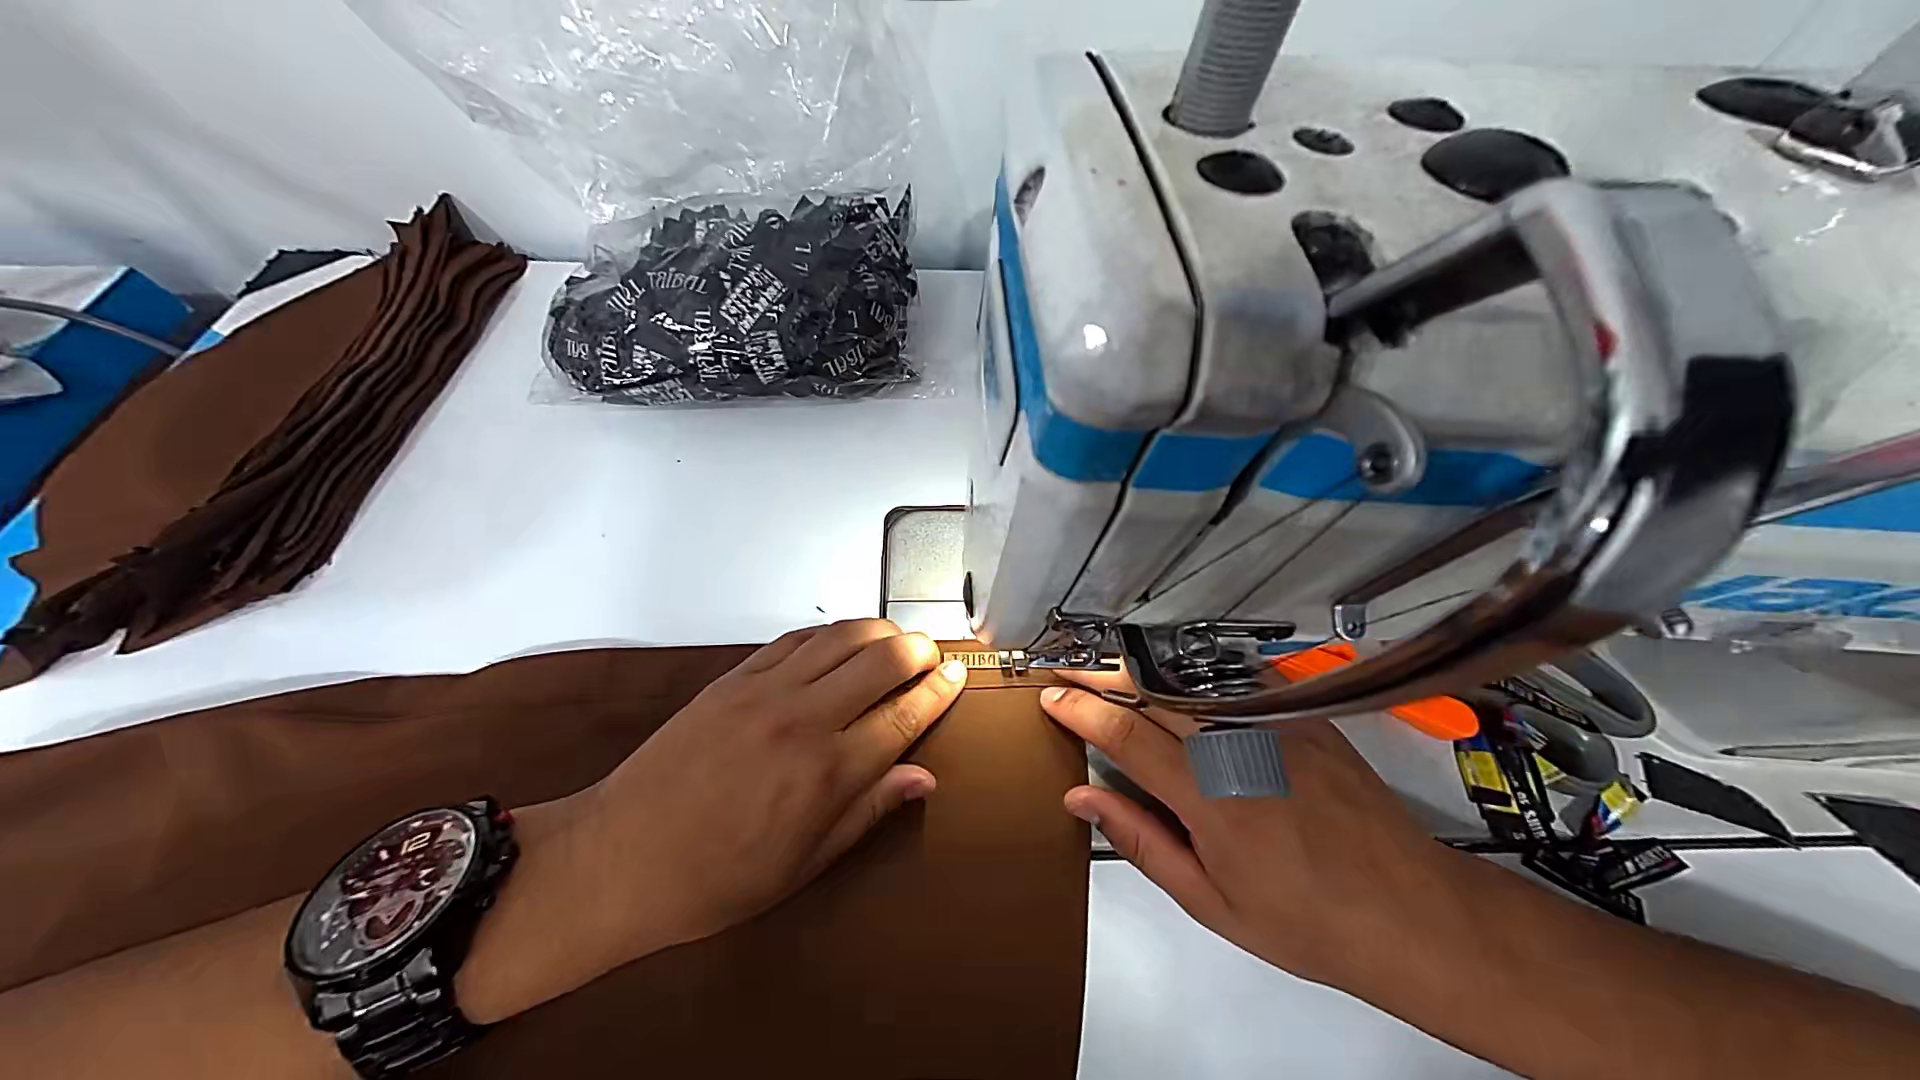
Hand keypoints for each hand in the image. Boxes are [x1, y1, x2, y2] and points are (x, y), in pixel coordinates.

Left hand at [581, 619, 967, 951]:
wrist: (618, 859)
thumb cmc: (713, 879)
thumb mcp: (803, 865)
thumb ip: (868, 811)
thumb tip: (921, 779)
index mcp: (826, 775)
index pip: (903, 716)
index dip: (938, 691)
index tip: (956, 675)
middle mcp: (802, 721)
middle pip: (882, 661)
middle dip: (918, 649)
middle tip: (932, 652)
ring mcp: (764, 692)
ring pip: (841, 637)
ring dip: (879, 630)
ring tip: (897, 637)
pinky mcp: (732, 679)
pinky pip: (792, 639)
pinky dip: (827, 633)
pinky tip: (839, 639)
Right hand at [1040, 671, 1477, 994]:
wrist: (1411, 911)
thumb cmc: (1311, 920)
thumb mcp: (1209, 900)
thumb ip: (1140, 839)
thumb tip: (1084, 798)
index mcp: (1209, 796)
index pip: (1125, 733)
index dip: (1080, 710)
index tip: (1052, 699)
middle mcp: (1240, 748)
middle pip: (1151, 691)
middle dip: (1100, 676)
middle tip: (1068, 673)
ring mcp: (1276, 725)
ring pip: (1188, 680)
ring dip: (1140, 673)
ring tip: (1108, 676)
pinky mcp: (1304, 715)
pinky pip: (1235, 682)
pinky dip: (1194, 677)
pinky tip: (1176, 681)